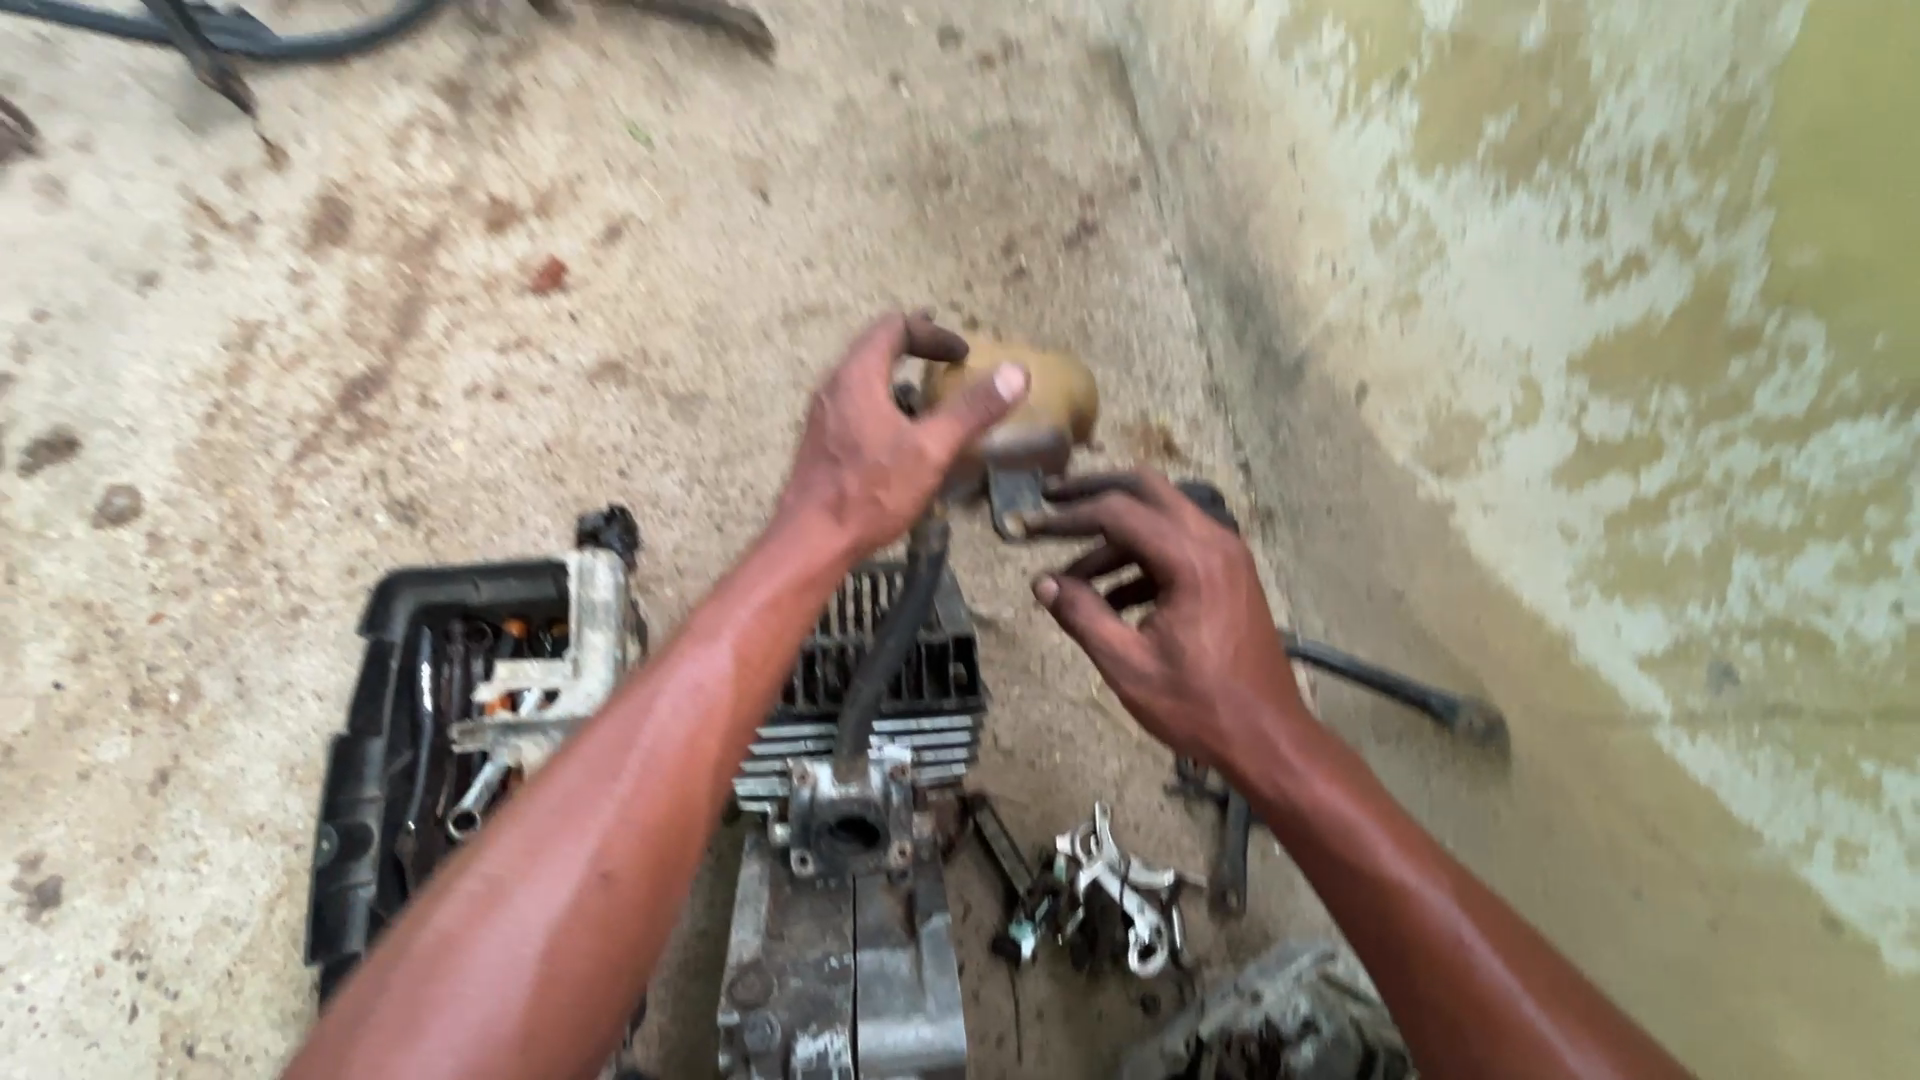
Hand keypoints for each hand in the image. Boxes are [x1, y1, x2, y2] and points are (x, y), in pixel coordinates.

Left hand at [777, 312, 1028, 558]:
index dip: (933, 332)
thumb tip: (1017, 373)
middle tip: (948, 357)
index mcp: (857, 376)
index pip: (894, 327)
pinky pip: (858, 409)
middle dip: (915, 348)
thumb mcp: (931, 450)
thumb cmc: (869, 493)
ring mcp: (824, 417)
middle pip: (875, 348)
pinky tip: (904, 440)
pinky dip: (886, 406)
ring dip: (899, 380)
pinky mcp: (823, 445)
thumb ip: (972, 410)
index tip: (963, 353)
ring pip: (865, 381)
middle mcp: (834, 388)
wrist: (811, 542)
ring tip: (931, 398)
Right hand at [1027, 470, 1306, 771]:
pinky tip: (1108, 600)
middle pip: (1145, 490)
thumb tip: (1041, 582)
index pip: (1117, 512)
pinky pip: (1175, 547)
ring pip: (1160, 518)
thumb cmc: (1198, 706)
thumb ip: (1081, 615)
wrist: (1268, 738)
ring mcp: (1226, 556)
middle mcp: (1214, 542)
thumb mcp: (1127, 665)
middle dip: (1093, 492)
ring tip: (1069, 579)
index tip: (1028, 527)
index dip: (1066, 517)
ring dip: (1113, 536)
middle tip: (1049, 501)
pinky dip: (1138, 559)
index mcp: (1192, 559)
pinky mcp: (1227, 575)